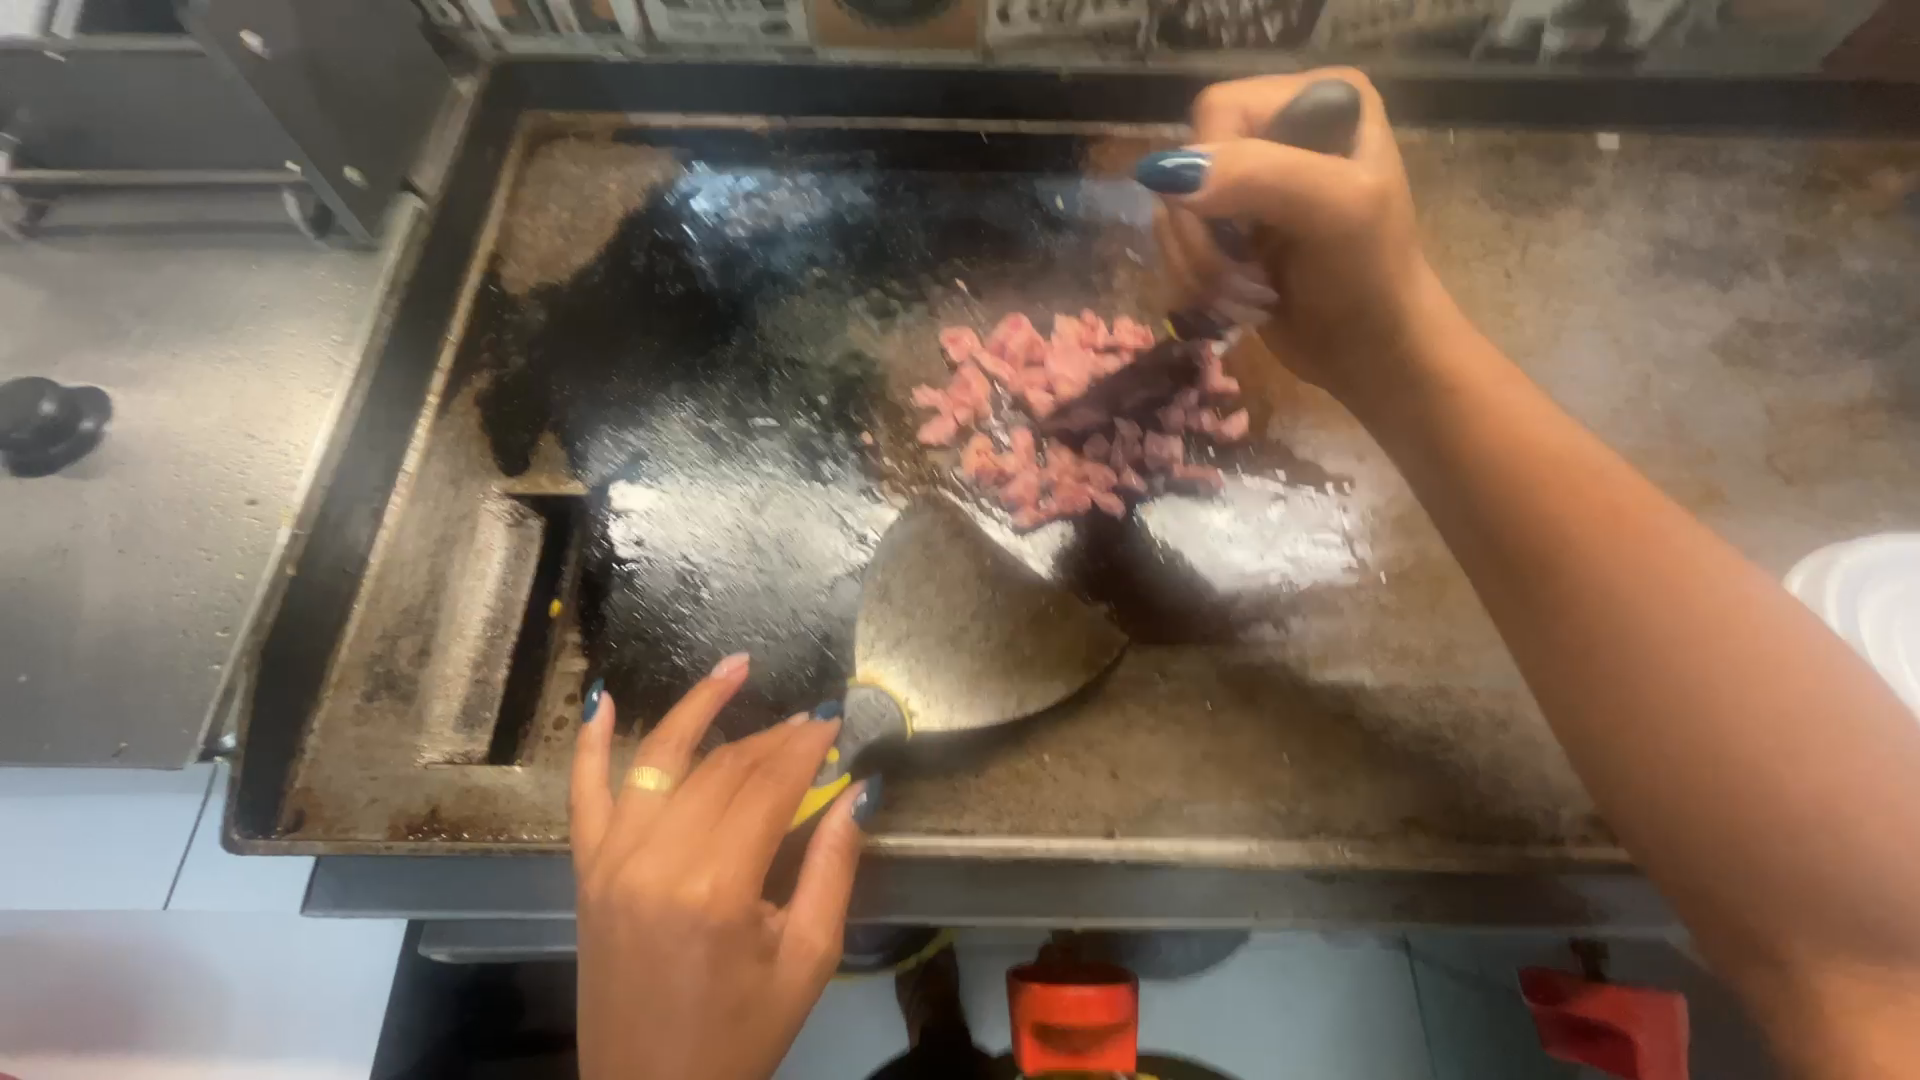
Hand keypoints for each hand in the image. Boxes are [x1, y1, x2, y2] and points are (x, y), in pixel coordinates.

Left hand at [570, 654, 871, 1079]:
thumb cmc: (741, 1033)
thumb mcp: (809, 958)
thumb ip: (834, 866)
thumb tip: (860, 790)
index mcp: (717, 887)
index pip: (770, 785)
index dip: (808, 747)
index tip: (836, 721)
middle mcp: (657, 860)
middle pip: (723, 767)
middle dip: (773, 736)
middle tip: (810, 721)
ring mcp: (612, 862)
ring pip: (661, 760)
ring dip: (698, 707)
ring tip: (735, 668)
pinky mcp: (587, 873)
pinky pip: (583, 795)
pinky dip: (590, 744)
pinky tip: (602, 699)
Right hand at [1139, 68, 1446, 404]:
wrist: (1370, 349)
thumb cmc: (1369, 275)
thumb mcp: (1336, 210)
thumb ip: (1259, 176)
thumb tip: (1162, 175)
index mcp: (1314, 97)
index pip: (1216, 112)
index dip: (1212, 174)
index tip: (1245, 229)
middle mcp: (1274, 132)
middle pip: (1184, 169)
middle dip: (1203, 236)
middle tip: (1244, 277)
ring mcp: (1245, 189)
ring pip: (1171, 216)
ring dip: (1198, 268)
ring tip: (1243, 296)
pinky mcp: (1225, 237)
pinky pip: (1173, 250)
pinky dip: (1192, 284)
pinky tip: (1229, 304)